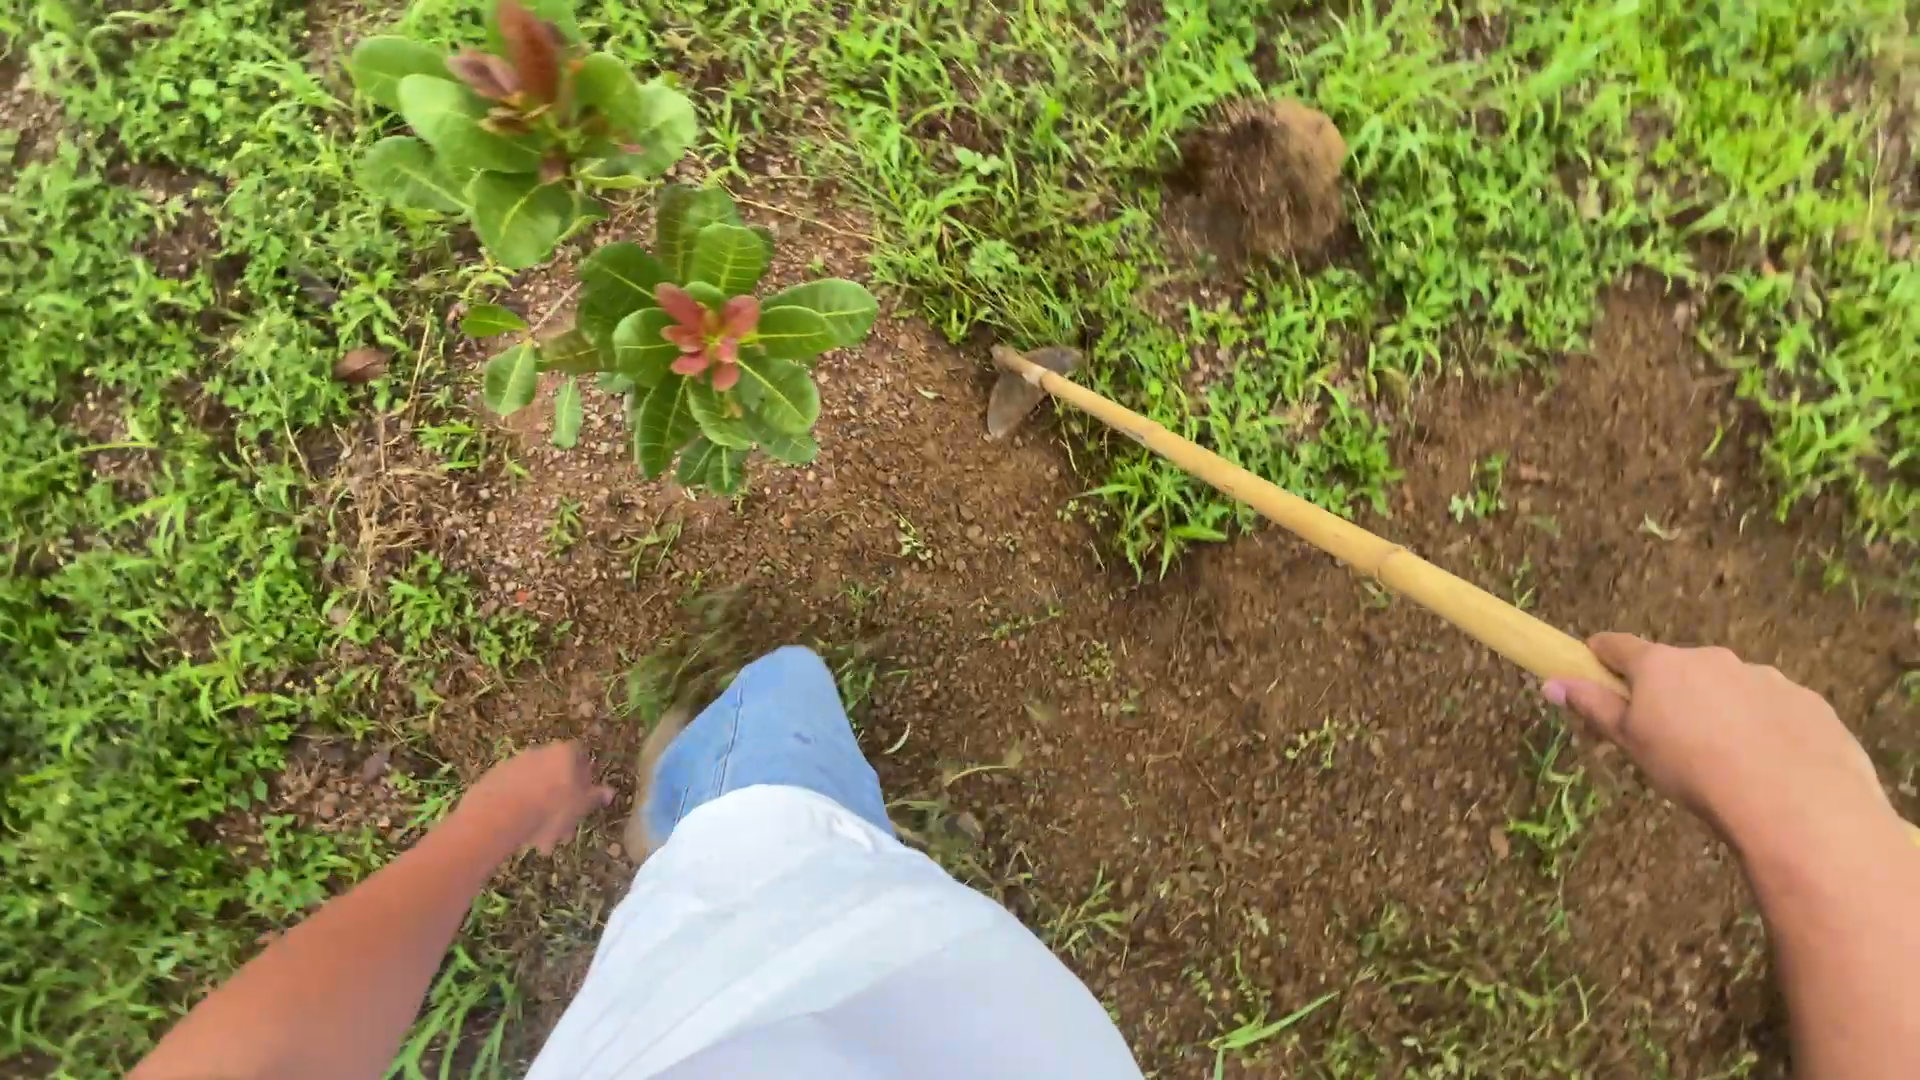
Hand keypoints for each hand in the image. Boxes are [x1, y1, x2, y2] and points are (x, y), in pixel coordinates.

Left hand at [457, 742, 613, 853]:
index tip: (584, 794)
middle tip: (562, 823)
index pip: (580, 755)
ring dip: (538, 806)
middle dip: (560, 797)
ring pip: (533, 784)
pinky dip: (517, 807)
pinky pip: (512, 792)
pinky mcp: (492, 778)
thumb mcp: (580, 805)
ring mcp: (514, 763)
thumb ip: (594, 797)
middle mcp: (540, 752)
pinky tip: (517, 831)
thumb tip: (610, 792)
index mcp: (565, 753)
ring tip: (538, 838)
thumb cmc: (551, 808)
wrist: (499, 815)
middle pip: (555, 771)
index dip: (584, 774)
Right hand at [1543, 634, 1890, 853]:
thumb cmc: (1691, 768)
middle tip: (1661, 734)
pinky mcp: (1812, 704)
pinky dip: (1761, 724)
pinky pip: (1772, 707)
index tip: (1594, 680)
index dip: (1598, 659)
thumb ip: (1592, 705)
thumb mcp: (1628, 740)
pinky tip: (1765, 762)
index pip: (1614, 644)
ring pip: (1726, 686)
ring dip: (1714, 707)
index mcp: (1660, 664)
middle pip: (1674, 667)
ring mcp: (1767, 679)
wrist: (1799, 807)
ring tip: (1721, 755)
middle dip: (1664, 691)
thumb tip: (1551, 683)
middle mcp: (1711, 659)